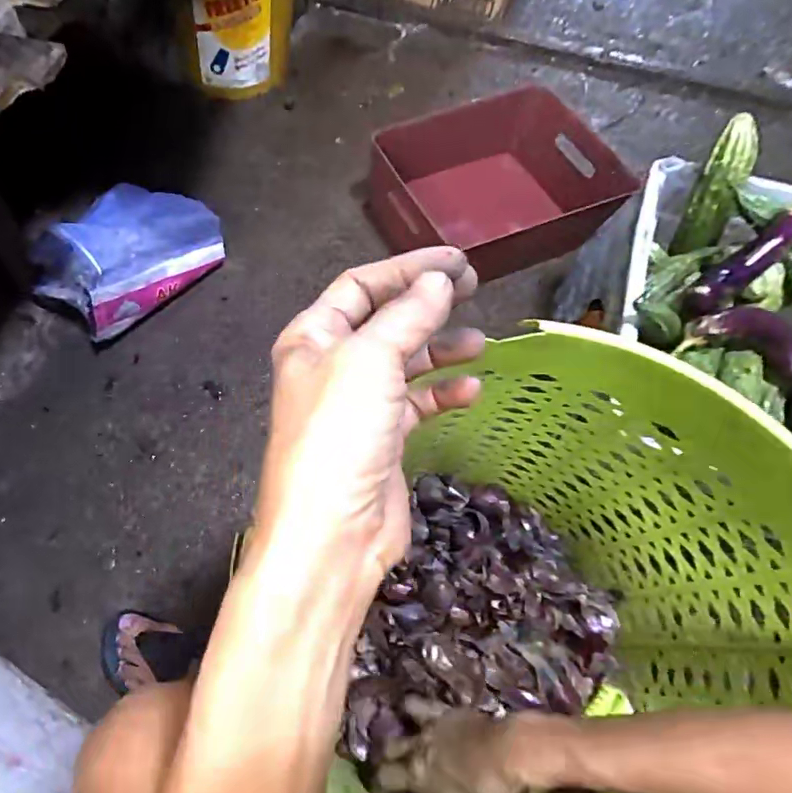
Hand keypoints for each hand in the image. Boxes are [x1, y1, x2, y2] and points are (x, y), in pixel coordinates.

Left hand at [252, 247, 482, 591]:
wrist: (331, 530)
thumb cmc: (340, 432)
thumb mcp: (370, 359)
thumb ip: (407, 314)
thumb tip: (439, 281)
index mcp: (311, 338)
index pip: (359, 287)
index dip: (406, 269)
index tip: (457, 262)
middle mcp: (329, 367)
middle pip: (383, 322)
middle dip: (426, 304)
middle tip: (474, 290)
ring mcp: (355, 406)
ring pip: (403, 364)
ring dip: (440, 350)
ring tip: (479, 344)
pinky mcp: (379, 440)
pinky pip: (415, 405)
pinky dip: (441, 394)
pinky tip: (470, 391)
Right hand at [376, 701, 582, 792]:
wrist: (513, 750)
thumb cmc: (490, 790)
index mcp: (418, 775)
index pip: (386, 776)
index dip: (381, 782)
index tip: (383, 788)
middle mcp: (417, 746)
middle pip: (390, 746)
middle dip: (388, 754)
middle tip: (392, 761)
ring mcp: (432, 724)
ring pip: (404, 718)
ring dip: (403, 723)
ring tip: (406, 728)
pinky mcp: (449, 710)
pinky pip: (426, 704)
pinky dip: (420, 707)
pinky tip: (427, 714)